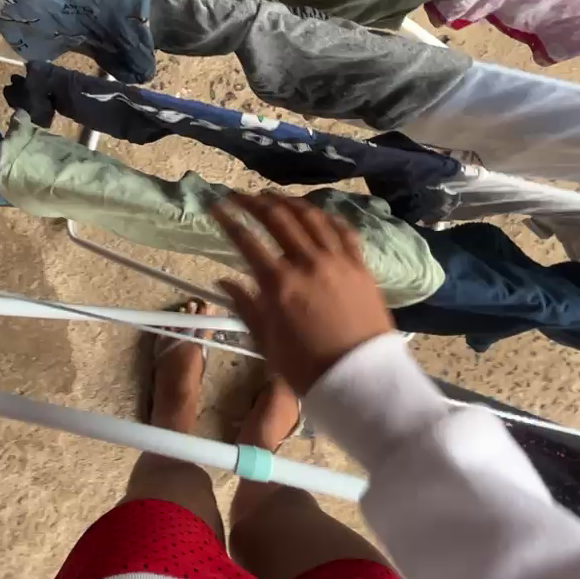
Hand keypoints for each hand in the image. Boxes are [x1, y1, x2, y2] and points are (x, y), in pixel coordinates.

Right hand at [211, 193, 394, 394]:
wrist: (363, 383)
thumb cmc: (309, 370)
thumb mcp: (267, 343)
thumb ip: (245, 307)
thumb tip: (224, 281)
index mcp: (279, 284)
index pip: (246, 240)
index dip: (228, 219)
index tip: (216, 207)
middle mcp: (307, 263)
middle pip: (277, 218)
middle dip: (254, 201)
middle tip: (240, 196)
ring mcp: (336, 260)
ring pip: (310, 216)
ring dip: (288, 202)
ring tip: (273, 197)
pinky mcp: (360, 265)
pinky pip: (342, 230)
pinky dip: (325, 216)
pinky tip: (315, 213)